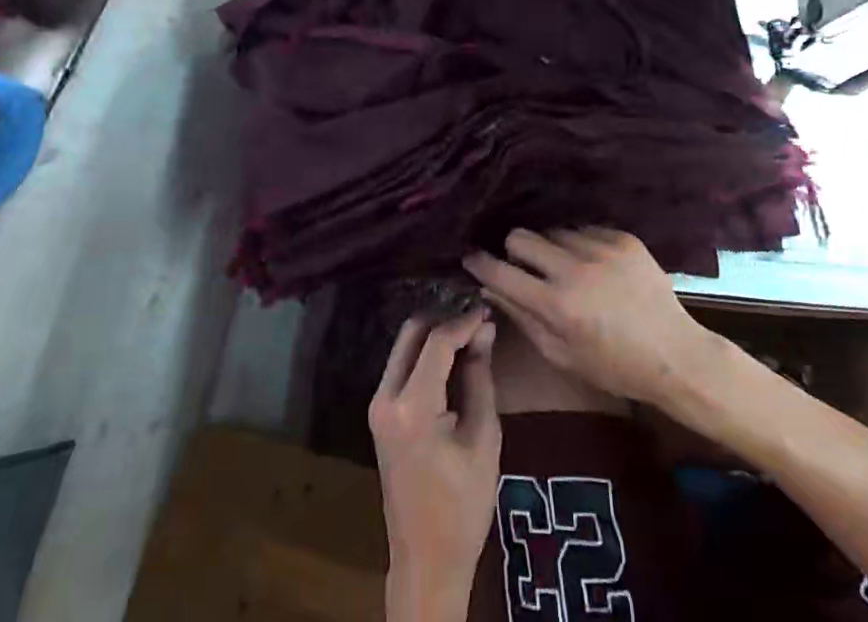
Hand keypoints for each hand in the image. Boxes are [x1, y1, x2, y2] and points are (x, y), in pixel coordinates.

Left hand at [370, 310, 499, 621]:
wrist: (426, 554)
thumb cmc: (464, 502)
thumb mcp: (483, 435)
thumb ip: (480, 377)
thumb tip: (484, 330)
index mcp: (411, 407)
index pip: (437, 341)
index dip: (465, 321)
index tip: (490, 312)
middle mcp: (385, 398)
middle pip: (411, 333)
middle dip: (445, 318)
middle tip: (479, 318)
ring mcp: (377, 406)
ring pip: (403, 346)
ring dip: (434, 333)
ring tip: (471, 332)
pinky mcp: (379, 414)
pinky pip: (401, 366)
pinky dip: (426, 353)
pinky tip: (453, 355)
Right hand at [464, 229, 720, 406]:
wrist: (674, 354)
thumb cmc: (613, 365)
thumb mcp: (560, 353)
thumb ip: (522, 317)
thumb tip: (489, 290)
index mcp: (556, 304)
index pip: (501, 273)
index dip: (480, 264)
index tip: (470, 257)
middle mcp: (575, 268)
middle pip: (521, 236)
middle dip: (515, 250)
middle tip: (525, 267)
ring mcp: (602, 249)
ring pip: (554, 232)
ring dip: (551, 249)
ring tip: (567, 270)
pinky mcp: (625, 239)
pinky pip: (586, 230)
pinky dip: (582, 246)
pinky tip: (595, 266)